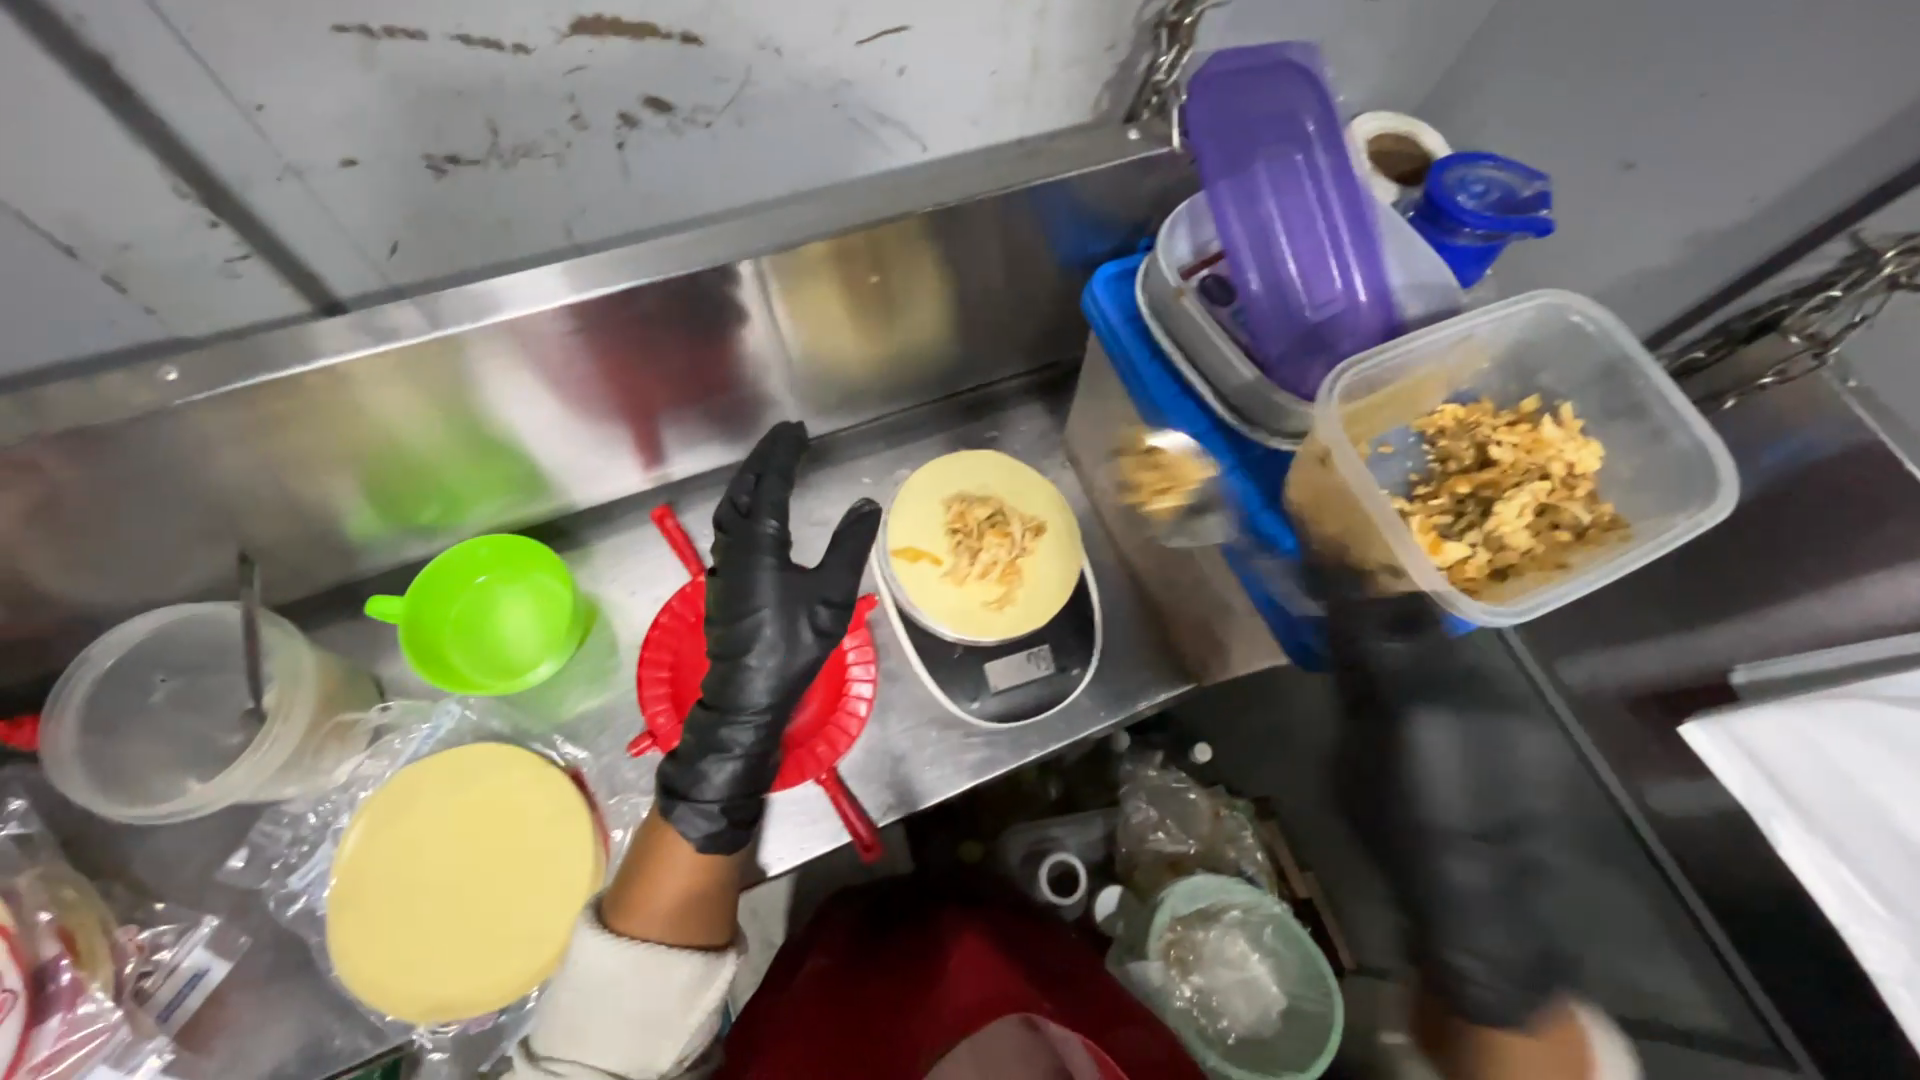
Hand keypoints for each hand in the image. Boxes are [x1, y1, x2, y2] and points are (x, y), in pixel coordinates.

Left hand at [654, 421, 880, 854]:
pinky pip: (728, 525)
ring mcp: (723, 563)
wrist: (749, 694)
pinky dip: (742, 503)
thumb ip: (848, 547)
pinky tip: (755, 510)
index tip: (798, 431)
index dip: (785, 455)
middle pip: (743, 488)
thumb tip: (867, 504)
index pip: (772, 485)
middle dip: (762, 458)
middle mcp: (734, 545)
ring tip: (769, 463)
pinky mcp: (722, 580)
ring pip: (729, 507)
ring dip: (749, 479)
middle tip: (783, 436)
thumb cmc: (792, 645)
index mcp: (760, 543)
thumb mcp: (831, 596)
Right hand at [1319, 566, 1574, 1029]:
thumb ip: (1352, 699)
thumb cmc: (1393, 832)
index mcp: (1400, 696)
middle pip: (1419, 617)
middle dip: (1390, 603)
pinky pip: (1482, 682)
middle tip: (1370, 601)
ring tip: (1409, 666)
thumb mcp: (1348, 764)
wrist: (1485, 894)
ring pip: (1453, 648)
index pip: (1360, 616)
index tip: (1323, 543)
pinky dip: (1455, 683)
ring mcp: (1503, 699)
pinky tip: (1448, 713)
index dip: (1339, 577)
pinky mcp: (1532, 719)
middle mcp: (1458, 684)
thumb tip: (1349, 656)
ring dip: (1424, 647)